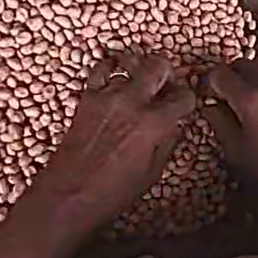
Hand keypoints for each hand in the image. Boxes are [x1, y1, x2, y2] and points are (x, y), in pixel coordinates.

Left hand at [0, 53, 193, 257]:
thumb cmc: (111, 193)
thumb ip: (167, 142)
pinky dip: (113, 70)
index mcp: (153, 123)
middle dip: (168, 74)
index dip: (188, 101)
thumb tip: (175, 126)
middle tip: (168, 87)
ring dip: (141, 70)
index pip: (183, 96)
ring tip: (144, 84)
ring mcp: (106, 96)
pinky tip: (118, 83)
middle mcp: (131, 102)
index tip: (185, 107)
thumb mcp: (152, 172)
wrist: (68, 195)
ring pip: (131, 61)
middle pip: (159, 65)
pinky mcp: (87, 98)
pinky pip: (102, 69)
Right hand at [201, 61, 257, 233]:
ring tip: (237, 107)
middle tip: (218, 96)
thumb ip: (219, 122)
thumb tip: (210, 106)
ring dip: (245, 83)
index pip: (221, 74)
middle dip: (228, 77)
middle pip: (242, 66)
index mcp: (251, 98)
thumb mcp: (236, 151)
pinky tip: (256, 114)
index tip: (204, 94)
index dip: (208, 82)